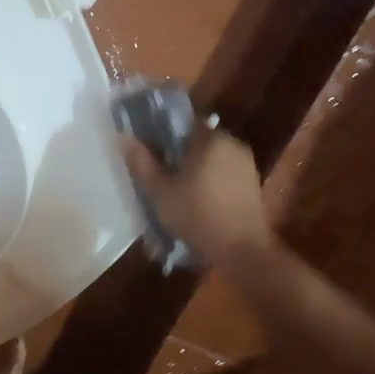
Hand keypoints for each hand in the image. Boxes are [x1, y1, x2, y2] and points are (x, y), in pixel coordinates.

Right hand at [120, 129, 274, 262]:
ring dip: (195, 168)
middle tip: (159, 172)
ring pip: (212, 158)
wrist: (241, 250)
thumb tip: (122, 137)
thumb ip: (141, 163)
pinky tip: (197, 200)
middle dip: (179, 153)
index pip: (184, 122)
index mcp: (211, 139)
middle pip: (198, 140)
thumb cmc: (197, 215)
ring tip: (175, 189)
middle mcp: (232, 144)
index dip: (163, 133)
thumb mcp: (160, 192)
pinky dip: (210, 181)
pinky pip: (224, 173)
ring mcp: (245, 165)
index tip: (149, 148)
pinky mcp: (252, 184)